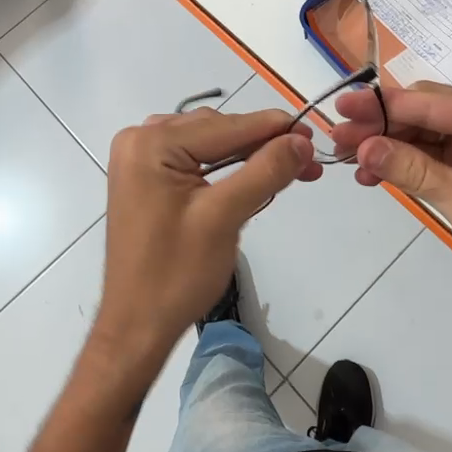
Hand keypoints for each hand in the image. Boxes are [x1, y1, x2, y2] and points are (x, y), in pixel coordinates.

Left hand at [93, 109, 319, 360]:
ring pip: (209, 143)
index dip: (275, 129)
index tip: (314, 136)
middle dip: (263, 145)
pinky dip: (225, 168)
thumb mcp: (224, 217)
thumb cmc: (176, 274)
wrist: (137, 326)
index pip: (226, 125)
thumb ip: (264, 171)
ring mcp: (139, 159)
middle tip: (306, 163)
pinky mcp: (145, 179)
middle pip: (217, 130)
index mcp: (150, 143)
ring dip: (247, 155)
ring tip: (288, 170)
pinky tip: (253, 176)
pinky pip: (194, 160)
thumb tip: (301, 141)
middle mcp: (139, 140)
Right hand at [330, 83, 451, 319]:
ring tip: (344, 156)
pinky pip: (427, 154)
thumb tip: (365, 145)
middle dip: (380, 123)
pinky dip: (399, 161)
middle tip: (336, 136)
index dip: (385, 104)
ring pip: (421, 131)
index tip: (342, 107)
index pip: (434, 103)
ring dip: (385, 142)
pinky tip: (370, 172)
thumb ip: (417, 171)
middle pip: (425, 111)